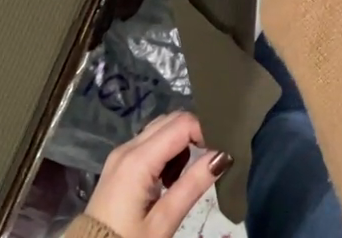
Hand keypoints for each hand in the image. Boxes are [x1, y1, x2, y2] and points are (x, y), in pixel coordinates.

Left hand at [80, 111, 228, 237]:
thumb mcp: (164, 221)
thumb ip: (193, 185)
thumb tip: (223, 155)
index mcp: (138, 159)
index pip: (181, 123)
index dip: (205, 131)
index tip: (219, 154)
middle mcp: (128, 147)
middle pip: (170, 119)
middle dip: (193, 133)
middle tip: (208, 162)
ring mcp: (120, 153)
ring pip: (159, 128)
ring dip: (179, 142)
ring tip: (186, 176)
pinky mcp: (118, 162)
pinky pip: (148, 141)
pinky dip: (165, 149)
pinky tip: (169, 178)